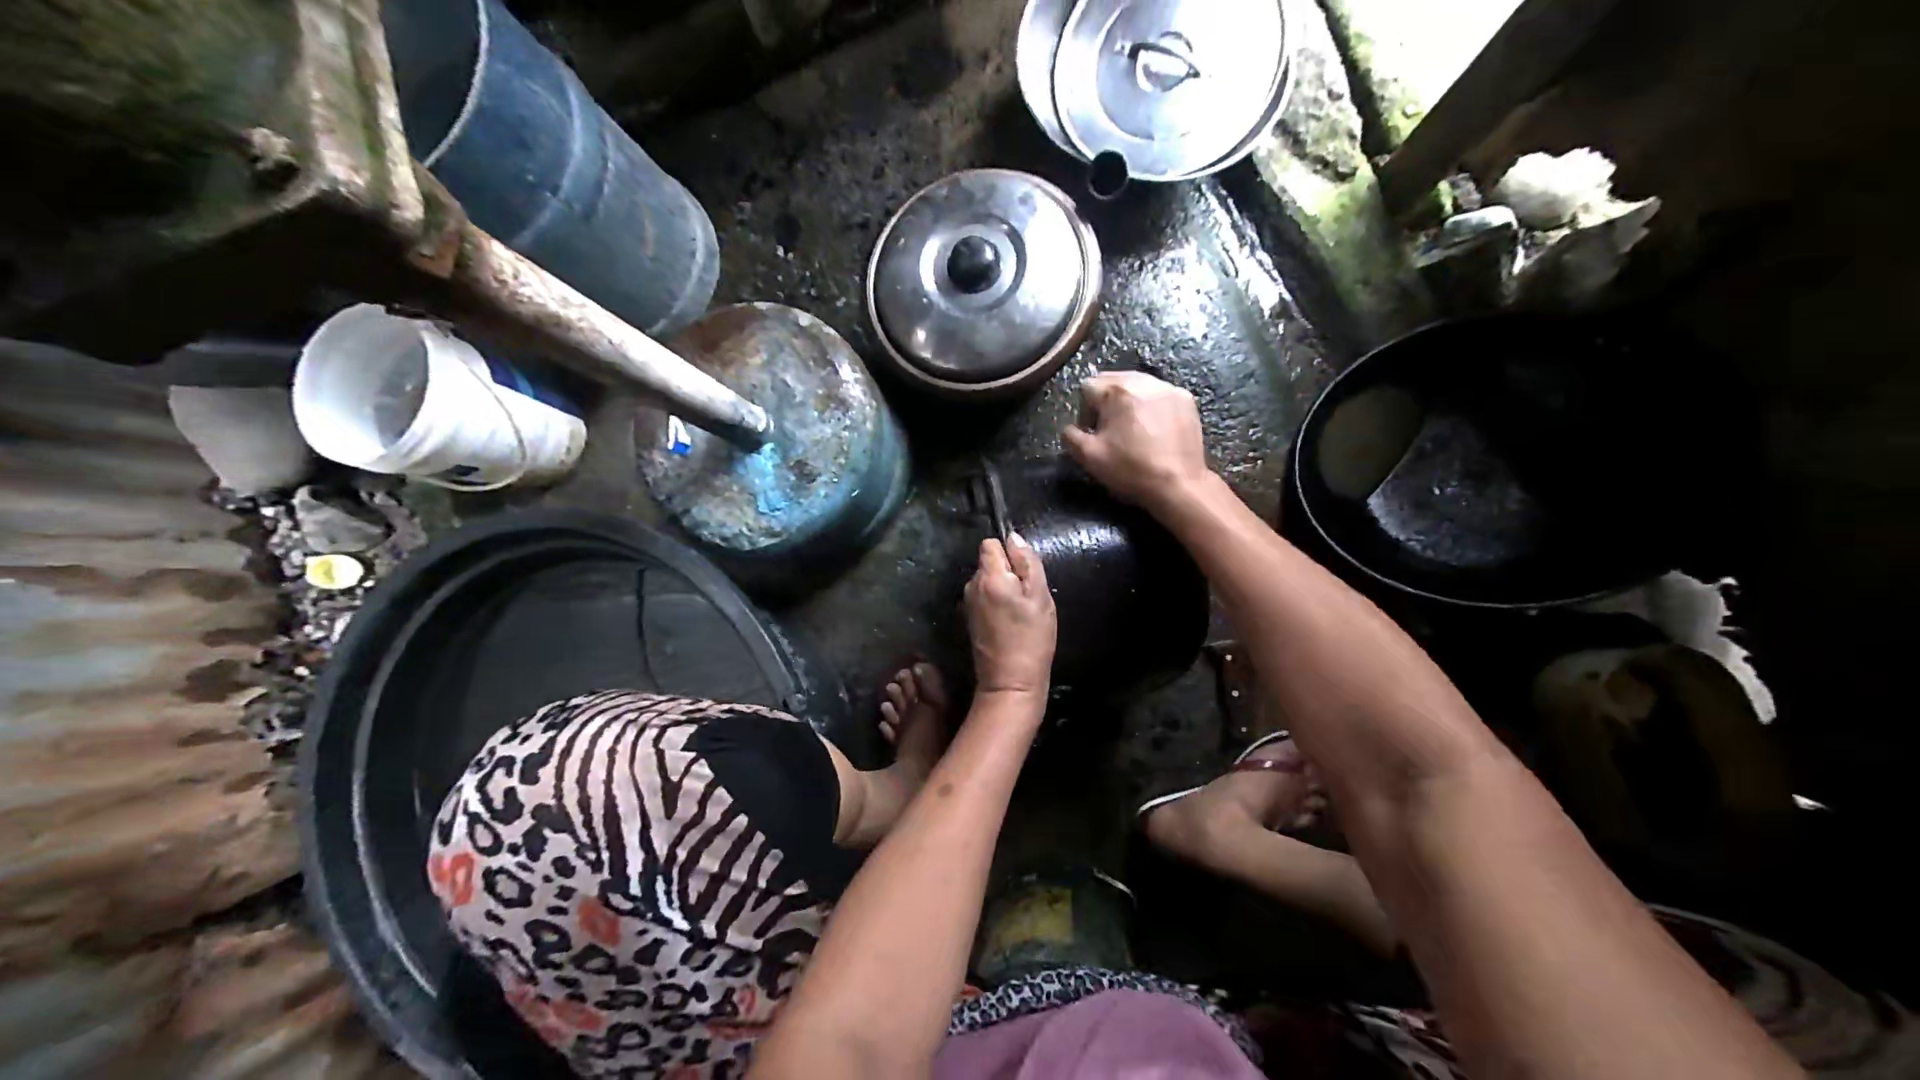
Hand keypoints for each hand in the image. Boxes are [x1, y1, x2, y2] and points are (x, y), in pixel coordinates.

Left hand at [964, 534, 1056, 697]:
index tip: (1024, 574)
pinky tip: (1009, 622)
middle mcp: (972, 586)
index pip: (991, 544)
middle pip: (988, 562)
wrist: (1010, 682)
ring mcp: (968, 603)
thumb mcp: (1040, 596)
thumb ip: (1027, 563)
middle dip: (1007, 572)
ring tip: (1019, 612)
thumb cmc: (1031, 638)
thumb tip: (1013, 537)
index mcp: (989, 577)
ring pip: (987, 580)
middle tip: (1026, 597)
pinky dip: (996, 603)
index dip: (1010, 553)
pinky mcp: (969, 618)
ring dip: (1002, 588)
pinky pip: (984, 597)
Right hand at [1061, 372, 1211, 514]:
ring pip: (1138, 384)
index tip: (1092, 433)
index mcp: (1116, 391)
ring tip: (1132, 428)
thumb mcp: (1089, 457)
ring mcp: (1168, 389)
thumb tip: (1070, 428)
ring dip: (1128, 401)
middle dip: (1105, 401)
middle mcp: (1143, 381)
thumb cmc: (1131, 469)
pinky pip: (1159, 394)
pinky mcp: (1186, 400)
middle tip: (1110, 429)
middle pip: (1113, 379)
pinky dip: (1151, 405)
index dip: (1084, 411)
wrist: (1179, 485)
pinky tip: (1154, 428)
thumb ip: (1070, 436)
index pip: (1087, 387)